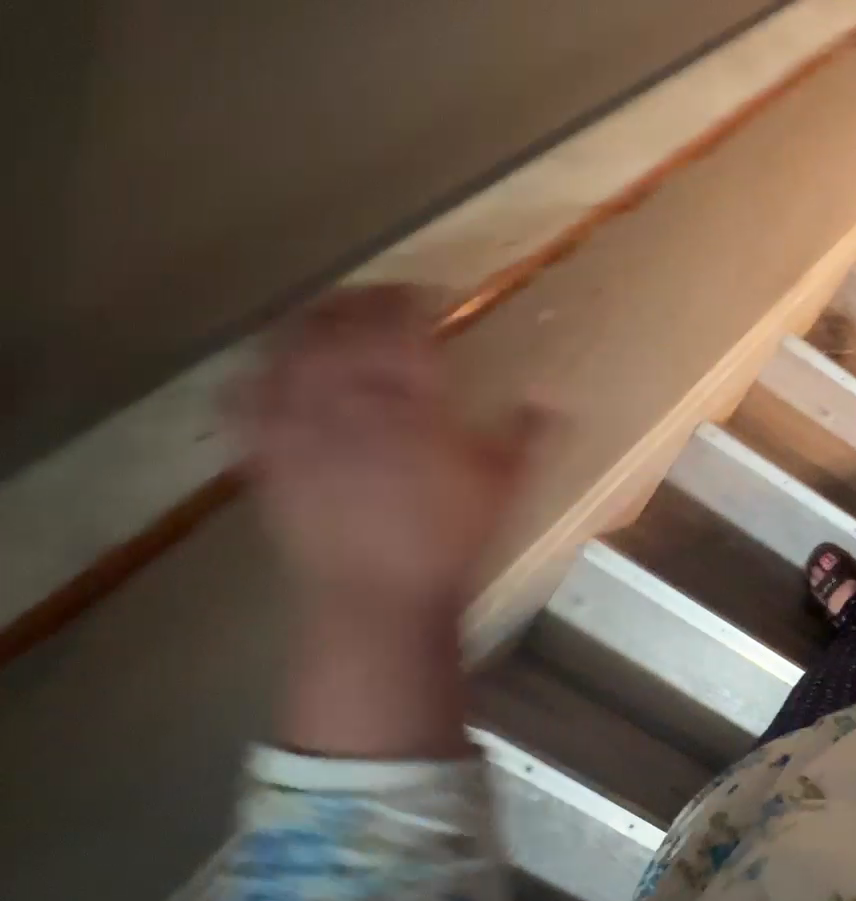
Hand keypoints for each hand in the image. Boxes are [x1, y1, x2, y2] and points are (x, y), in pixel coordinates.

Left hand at [232, 286, 540, 616]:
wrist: (380, 595)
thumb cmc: (452, 539)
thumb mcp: (506, 484)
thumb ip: (527, 434)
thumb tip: (552, 398)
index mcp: (409, 402)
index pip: (403, 326)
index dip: (414, 299)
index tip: (434, 293)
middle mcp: (346, 400)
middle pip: (341, 326)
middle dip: (362, 301)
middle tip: (384, 298)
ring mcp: (298, 424)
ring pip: (289, 350)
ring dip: (310, 323)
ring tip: (330, 318)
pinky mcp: (266, 453)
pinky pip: (247, 396)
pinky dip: (258, 371)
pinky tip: (270, 368)